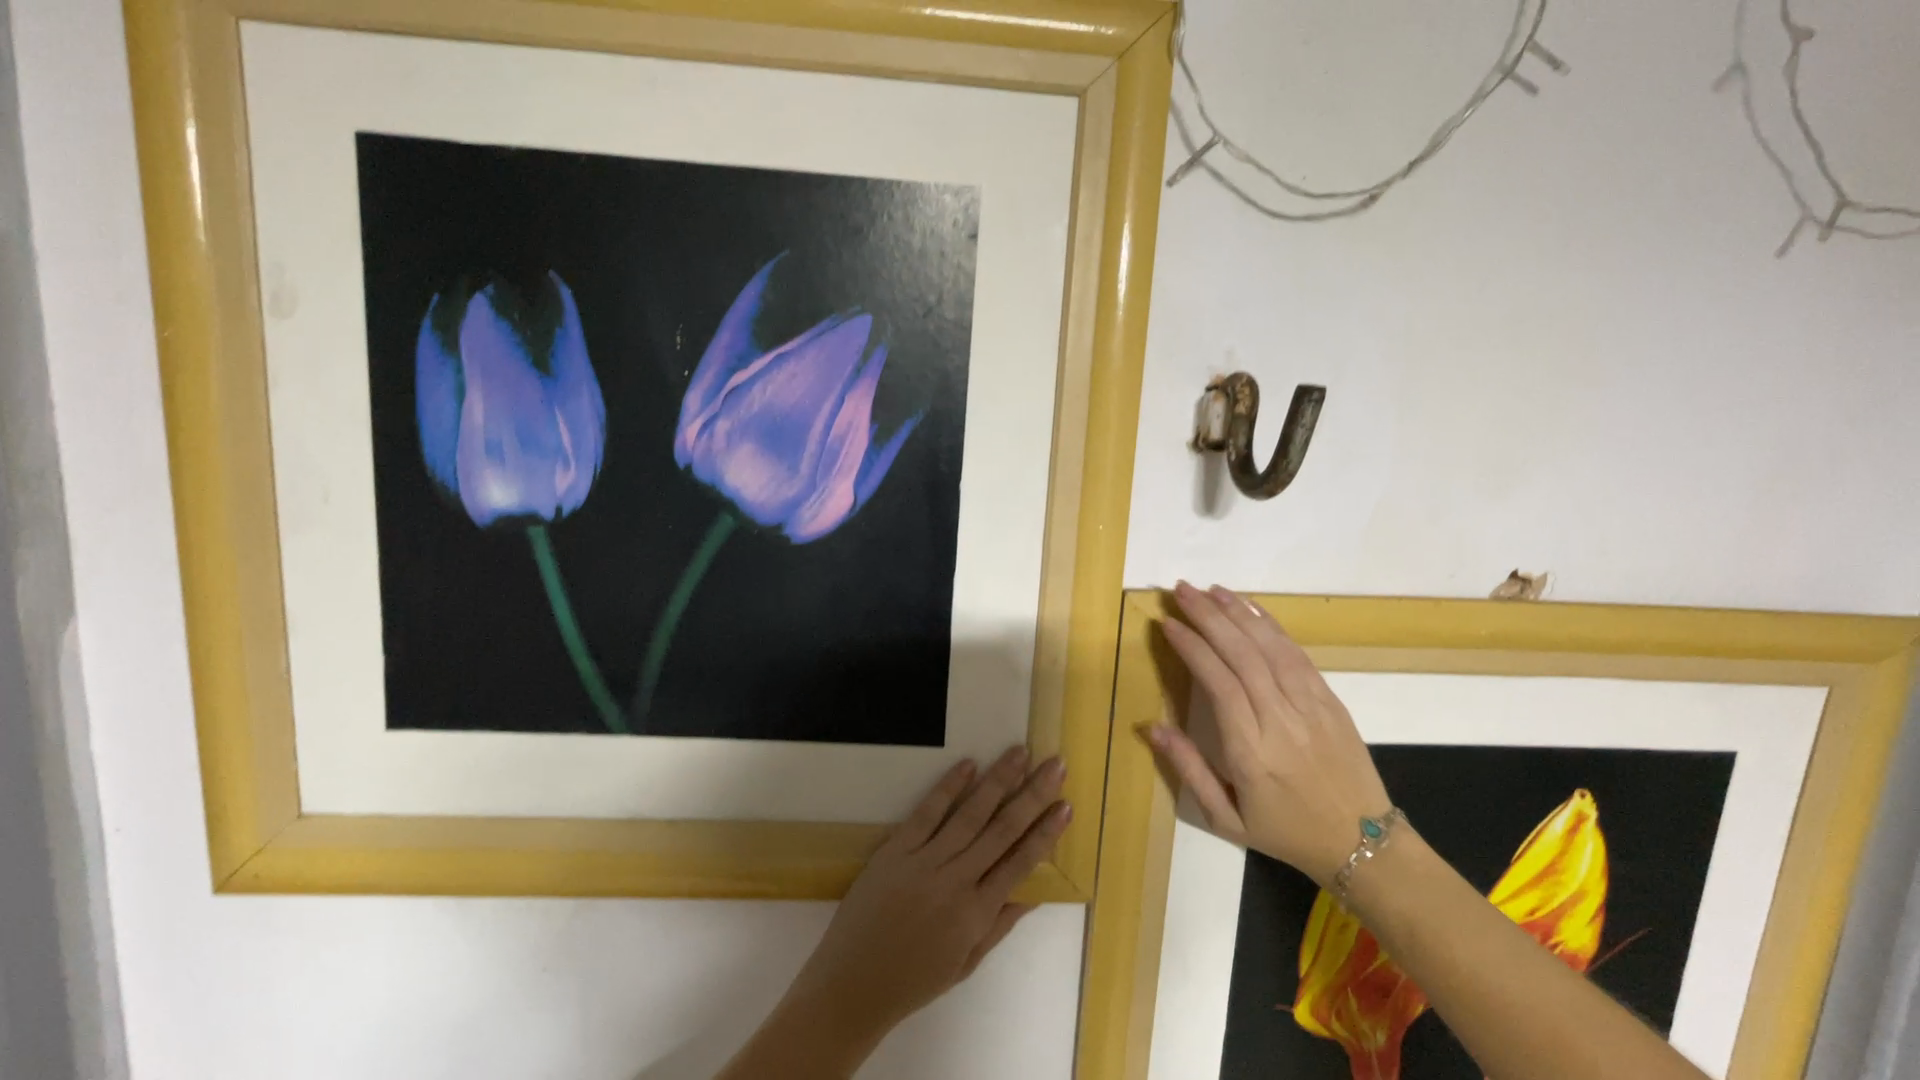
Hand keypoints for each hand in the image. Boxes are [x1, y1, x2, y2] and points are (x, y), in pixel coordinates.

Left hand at [782, 747, 1070, 1047]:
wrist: (851, 986)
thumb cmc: (912, 980)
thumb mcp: (965, 963)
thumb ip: (998, 925)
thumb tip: (1032, 893)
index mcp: (976, 913)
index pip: (1021, 864)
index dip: (1046, 832)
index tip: (1066, 806)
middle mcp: (956, 882)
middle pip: (1001, 830)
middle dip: (1032, 795)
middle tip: (1056, 765)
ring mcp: (924, 863)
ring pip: (969, 815)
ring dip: (998, 780)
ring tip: (1020, 753)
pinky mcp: (894, 852)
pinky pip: (925, 814)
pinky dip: (947, 788)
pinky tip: (968, 765)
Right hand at [1146, 582, 1391, 884]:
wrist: (1363, 842)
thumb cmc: (1286, 832)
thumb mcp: (1226, 819)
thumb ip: (1189, 770)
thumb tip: (1152, 727)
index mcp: (1252, 753)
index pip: (1219, 684)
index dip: (1193, 648)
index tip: (1168, 624)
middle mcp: (1282, 722)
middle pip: (1243, 656)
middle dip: (1209, 618)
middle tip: (1182, 591)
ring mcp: (1311, 707)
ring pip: (1271, 648)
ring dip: (1239, 613)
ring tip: (1210, 589)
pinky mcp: (1331, 701)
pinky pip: (1299, 656)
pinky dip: (1273, 627)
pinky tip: (1252, 608)